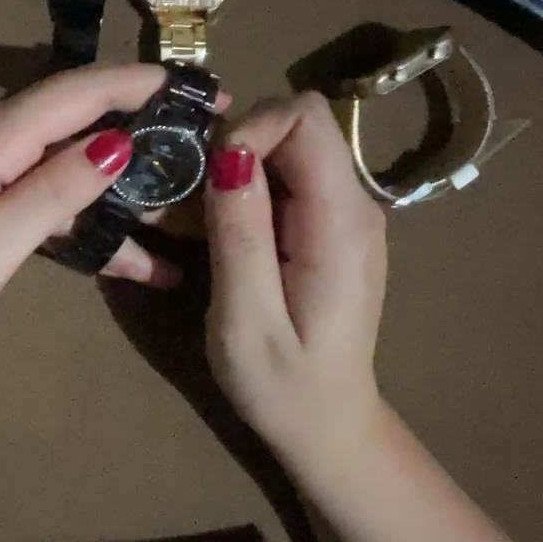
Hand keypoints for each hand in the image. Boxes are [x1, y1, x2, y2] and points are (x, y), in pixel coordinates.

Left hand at [0, 64, 191, 352]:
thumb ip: (50, 195)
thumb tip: (113, 147)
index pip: (79, 91)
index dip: (143, 85)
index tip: (206, 92)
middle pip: (77, 113)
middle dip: (142, 128)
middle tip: (202, 151)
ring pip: (63, 152)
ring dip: (115, 178)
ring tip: (174, 210)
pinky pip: (38, 178)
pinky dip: (77, 203)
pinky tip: (116, 243)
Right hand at [203, 92, 389, 452]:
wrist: (327, 423)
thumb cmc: (282, 383)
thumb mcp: (245, 317)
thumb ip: (240, 233)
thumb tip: (229, 154)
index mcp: (340, 221)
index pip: (304, 118)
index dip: (247, 129)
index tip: (206, 179)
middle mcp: (354, 203)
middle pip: (294, 125)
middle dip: (232, 148)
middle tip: (188, 204)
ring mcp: (343, 213)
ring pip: (284, 149)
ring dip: (231, 172)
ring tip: (193, 224)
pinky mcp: (325, 226)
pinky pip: (283, 180)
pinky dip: (242, 192)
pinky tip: (217, 234)